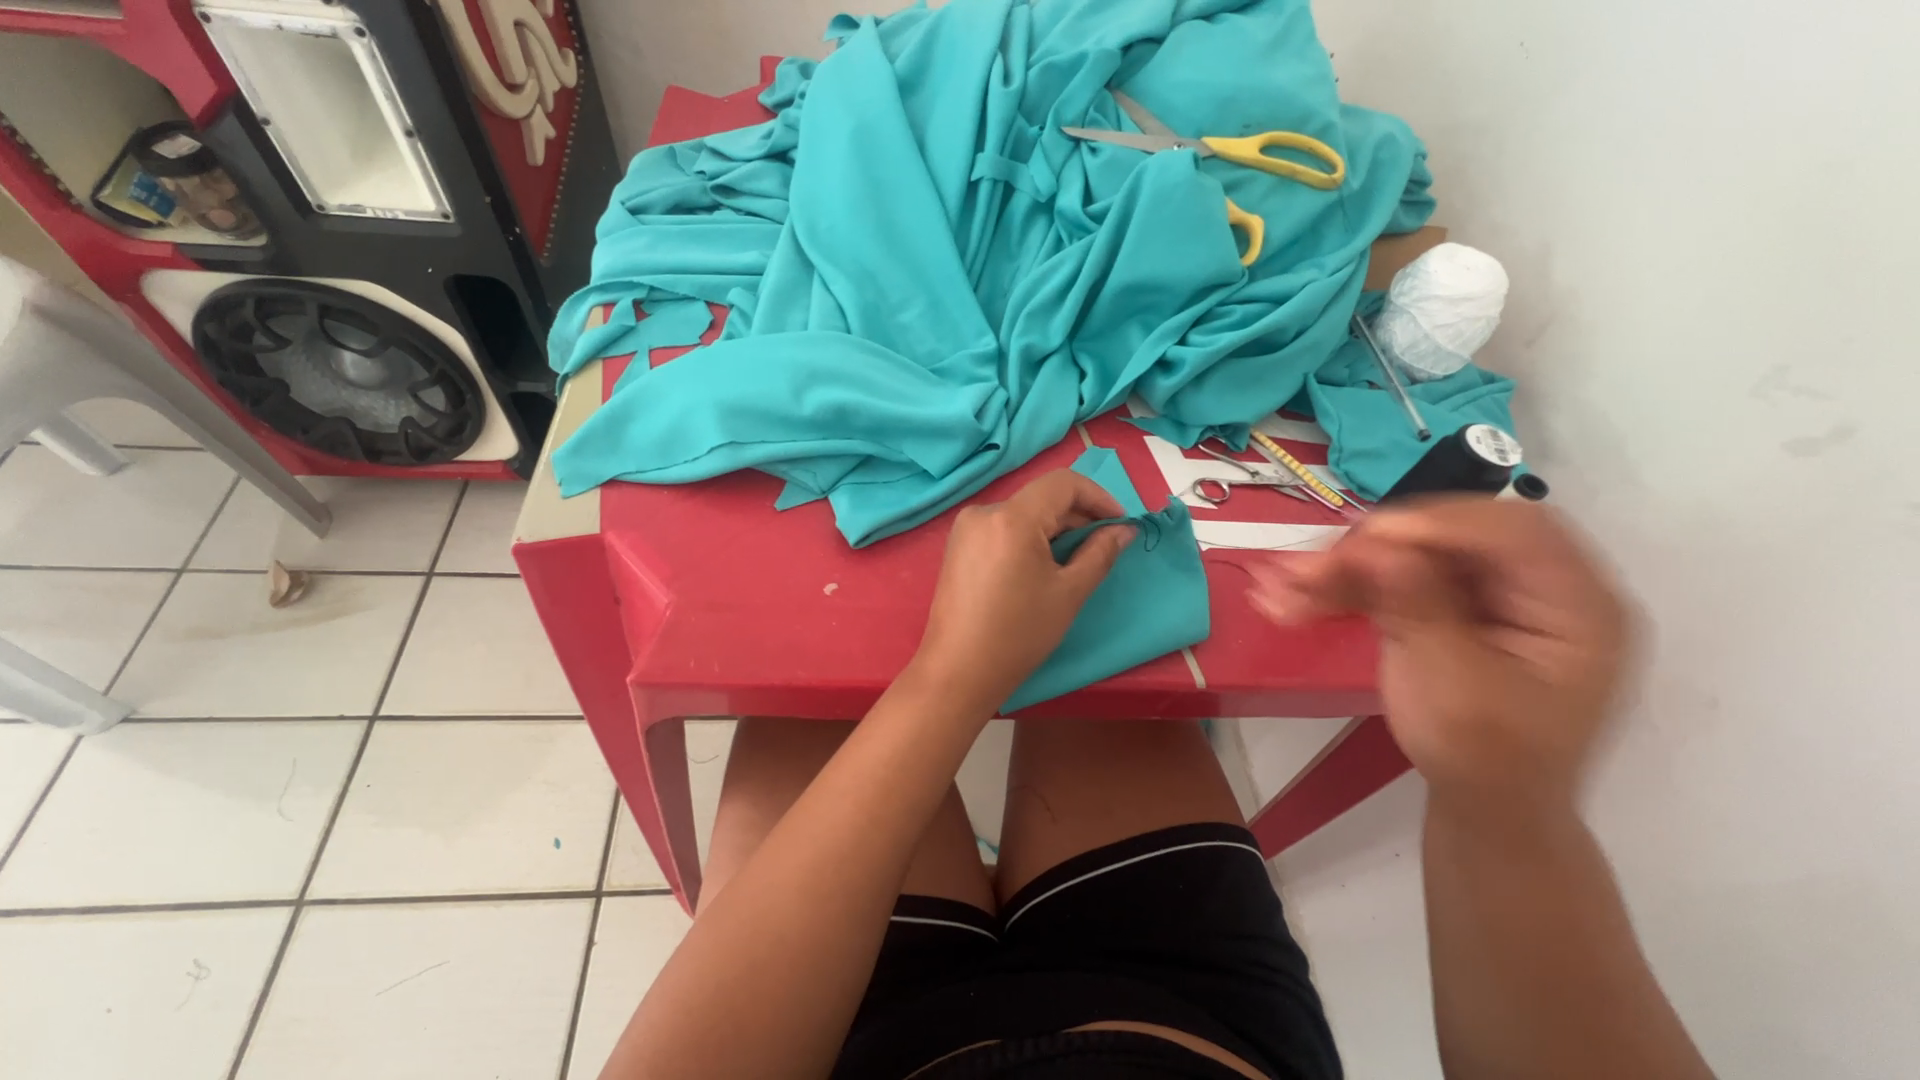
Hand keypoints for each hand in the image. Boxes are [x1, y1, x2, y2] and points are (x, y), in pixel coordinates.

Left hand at [912, 470, 1135, 710]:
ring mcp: (966, 528)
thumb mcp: (1069, 593)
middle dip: (1078, 515)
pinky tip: (1042, 567)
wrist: (959, 671)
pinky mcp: (958, 546)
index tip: (1121, 523)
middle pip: (1042, 497)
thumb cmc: (1019, 634)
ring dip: (1054, 527)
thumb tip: (1124, 529)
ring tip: (1076, 560)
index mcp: (1012, 518)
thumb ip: (1100, 552)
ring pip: (1023, 512)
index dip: (1098, 497)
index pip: (1063, 483)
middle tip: (1105, 545)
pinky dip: (1029, 537)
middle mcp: (984, 512)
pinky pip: (1003, 528)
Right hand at [1250, 498, 1632, 814]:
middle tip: (1307, 569)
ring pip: (1413, 556)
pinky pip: (1396, 582)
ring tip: (1278, 589)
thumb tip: (1379, 544)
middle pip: (1451, 536)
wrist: (1487, 812)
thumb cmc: (1486, 760)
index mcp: (1575, 604)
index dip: (1437, 525)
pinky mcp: (1449, 608)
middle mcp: (1536, 587)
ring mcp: (1490, 597)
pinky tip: (1293, 600)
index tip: (1366, 542)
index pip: (1513, 533)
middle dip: (1373, 548)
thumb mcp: (1455, 688)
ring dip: (1343, 571)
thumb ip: (1421, 609)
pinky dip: (1346, 591)